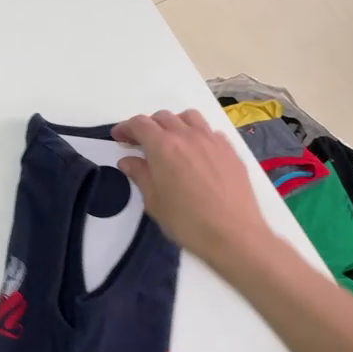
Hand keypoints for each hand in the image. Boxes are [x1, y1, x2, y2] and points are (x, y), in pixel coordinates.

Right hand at [112, 109, 277, 268]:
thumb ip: (140, 175)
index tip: (119, 137)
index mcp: (163, 146)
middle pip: (163, 117)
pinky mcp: (230, 150)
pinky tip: (197, 154)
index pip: (140, 124)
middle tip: (141, 144)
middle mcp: (187, 136)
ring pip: (189, 117)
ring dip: (174, 124)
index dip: (126, 128)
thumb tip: (129, 161)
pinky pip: (209, 131)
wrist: (233, 234)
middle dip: (148, 126)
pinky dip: (197, 135)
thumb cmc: (187, 222)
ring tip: (171, 142)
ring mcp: (212, 140)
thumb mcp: (154, 202)